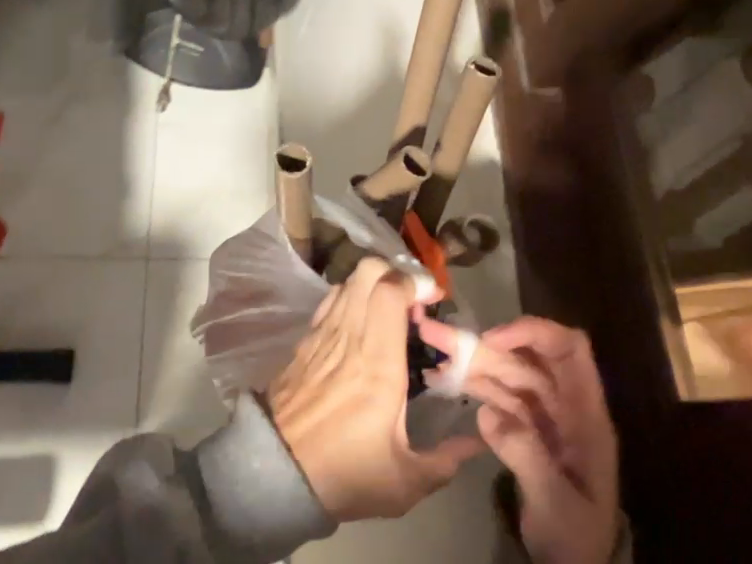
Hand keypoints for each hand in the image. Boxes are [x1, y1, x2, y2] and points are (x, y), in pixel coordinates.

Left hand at [266, 258, 484, 520]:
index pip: (391, 291)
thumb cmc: (345, 473)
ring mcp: (322, 335)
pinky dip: (349, 300)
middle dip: (395, 273)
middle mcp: (349, 336)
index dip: (414, 282)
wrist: (275, 474)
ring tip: (388, 312)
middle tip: (412, 301)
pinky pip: (330, 302)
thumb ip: (445, 460)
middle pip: (367, 271)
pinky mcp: (304, 342)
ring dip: (372, 285)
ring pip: (347, 282)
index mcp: (378, 363)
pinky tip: (360, 328)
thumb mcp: (404, 481)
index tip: (432, 298)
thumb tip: (476, 444)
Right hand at [419, 316, 619, 563]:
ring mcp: (545, 417)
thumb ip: (526, 456)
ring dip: (476, 362)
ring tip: (437, 349)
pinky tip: (448, 379)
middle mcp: (566, 406)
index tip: (493, 339)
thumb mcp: (555, 503)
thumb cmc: (575, 536)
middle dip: (490, 345)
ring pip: (511, 375)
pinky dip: (476, 385)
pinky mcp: (527, 431)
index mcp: (586, 414)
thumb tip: (488, 414)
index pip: (569, 351)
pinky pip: (501, 397)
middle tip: (442, 337)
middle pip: (530, 359)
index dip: (534, 333)